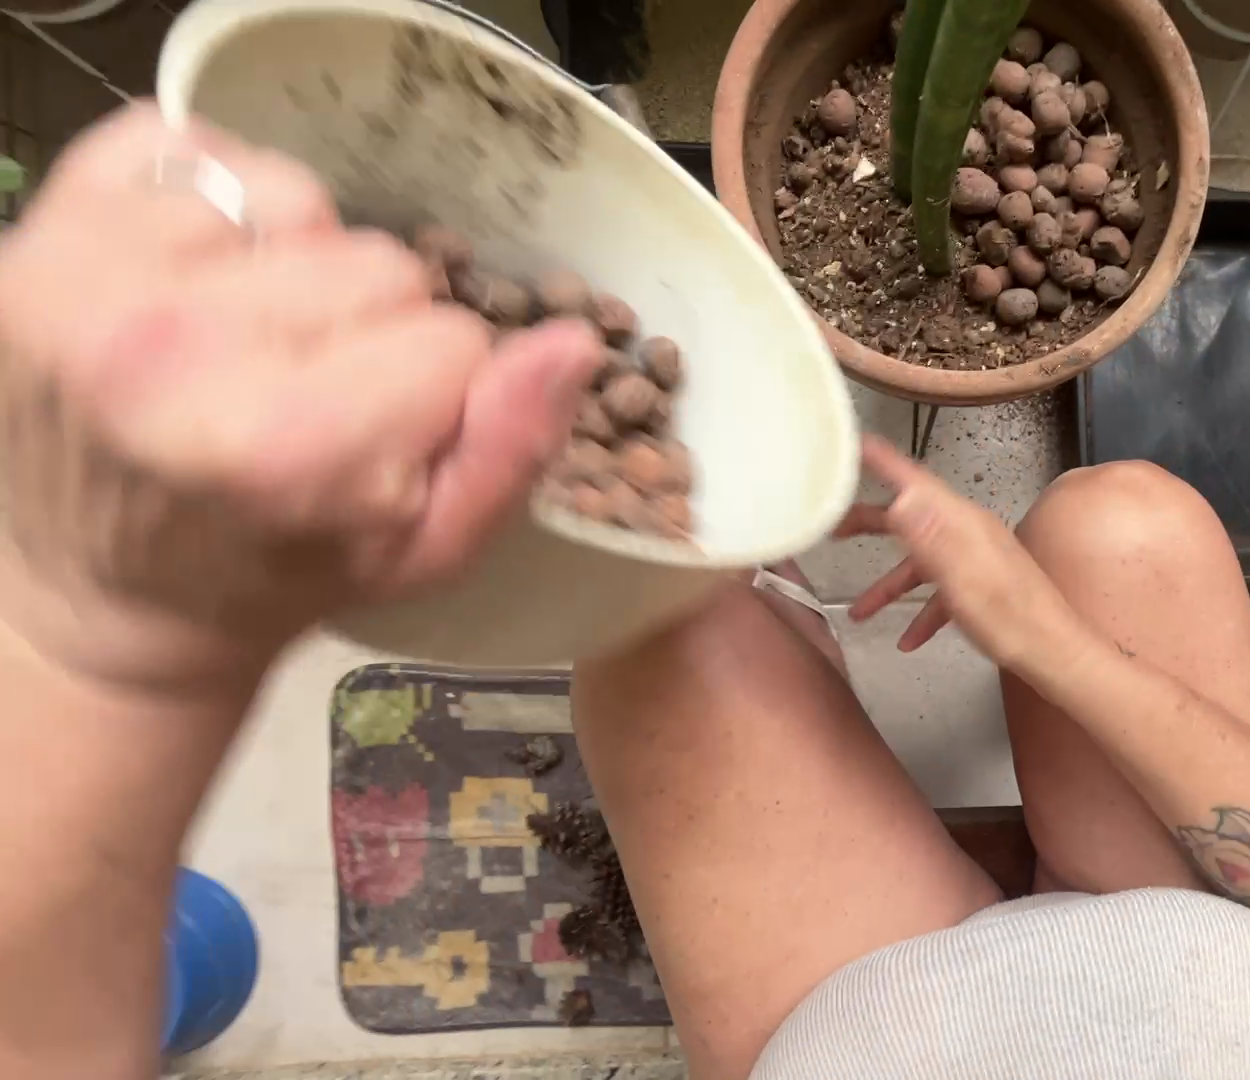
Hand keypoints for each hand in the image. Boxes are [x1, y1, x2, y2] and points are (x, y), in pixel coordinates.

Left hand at [0, 106, 602, 695]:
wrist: (115, 589)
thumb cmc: (305, 569)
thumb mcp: (440, 543)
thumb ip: (515, 445)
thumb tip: (578, 340)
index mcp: (297, 442)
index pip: (454, 338)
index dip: (451, 383)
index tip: (403, 430)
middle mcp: (182, 348)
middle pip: (386, 266)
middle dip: (388, 323)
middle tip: (337, 386)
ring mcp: (90, 280)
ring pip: (303, 202)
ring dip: (313, 263)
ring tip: (275, 333)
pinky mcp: (37, 234)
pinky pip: (182, 147)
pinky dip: (223, 202)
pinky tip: (217, 275)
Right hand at [838, 436, 1093, 675]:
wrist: (1055, 654)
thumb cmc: (1011, 622)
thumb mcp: (963, 581)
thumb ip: (931, 539)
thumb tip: (901, 498)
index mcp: (963, 523)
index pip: (916, 482)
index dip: (884, 463)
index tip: (855, 445)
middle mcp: (968, 533)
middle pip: (912, 517)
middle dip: (871, 521)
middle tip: (834, 523)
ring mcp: (976, 559)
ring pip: (921, 563)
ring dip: (890, 585)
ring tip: (860, 610)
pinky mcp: (982, 585)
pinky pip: (942, 592)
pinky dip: (922, 612)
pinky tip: (909, 640)